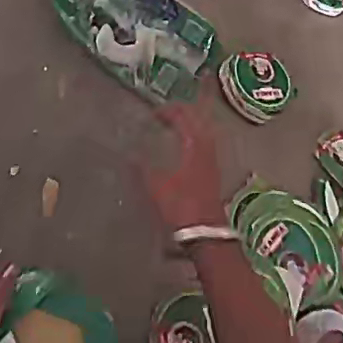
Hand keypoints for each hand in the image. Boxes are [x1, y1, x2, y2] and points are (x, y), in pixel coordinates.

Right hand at [138, 102, 227, 231]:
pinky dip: (193, 135)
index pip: (184, 117)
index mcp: (194, 145)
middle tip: (164, 113)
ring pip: (202, 130)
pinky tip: (183, 144)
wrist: (205, 231)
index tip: (153, 113)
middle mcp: (206, 147)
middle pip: (197, 119)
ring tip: (173, 124)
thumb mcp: (157, 187)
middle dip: (181, 112)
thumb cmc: (182, 206)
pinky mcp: (212, 169)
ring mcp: (212, 158)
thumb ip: (143, 168)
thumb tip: (130, 154)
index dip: (169, 111)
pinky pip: (204, 141)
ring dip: (189, 124)